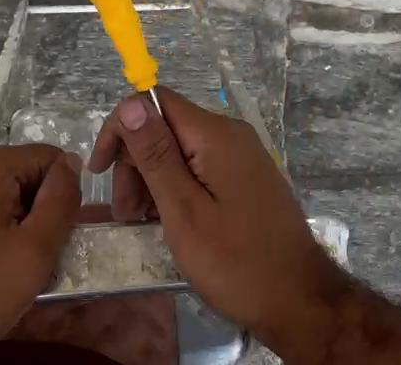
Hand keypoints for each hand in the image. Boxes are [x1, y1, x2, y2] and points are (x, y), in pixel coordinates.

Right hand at [88, 88, 347, 347]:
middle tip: (125, 213)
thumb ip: (157, 156)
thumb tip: (132, 102)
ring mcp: (240, 154)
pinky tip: (166, 220)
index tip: (102, 171)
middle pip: (166, 125)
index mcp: (215, 134)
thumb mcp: (185, 212)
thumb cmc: (236, 262)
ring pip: (180, 148)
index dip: (122, 127)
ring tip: (140, 222)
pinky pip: (199, 166)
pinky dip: (175, 187)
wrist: (299, 299)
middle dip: (135, 161)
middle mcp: (229, 133)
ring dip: (152, 178)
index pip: (155, 101)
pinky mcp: (244, 176)